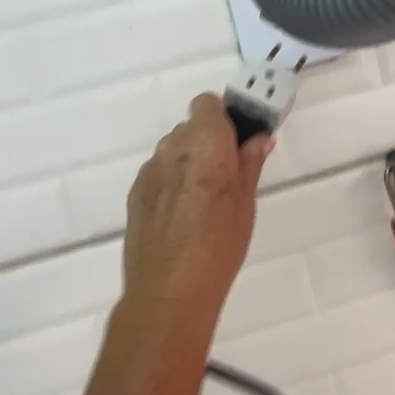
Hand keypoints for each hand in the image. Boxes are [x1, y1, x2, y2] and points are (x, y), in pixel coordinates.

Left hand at [120, 93, 274, 321]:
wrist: (169, 291)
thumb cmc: (220, 243)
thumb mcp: (246, 202)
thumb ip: (250, 163)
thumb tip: (259, 138)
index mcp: (206, 141)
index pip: (208, 103)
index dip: (222, 116)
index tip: (237, 139)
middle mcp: (173, 146)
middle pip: (191, 127)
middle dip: (209, 142)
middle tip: (228, 173)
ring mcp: (150, 170)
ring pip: (173, 151)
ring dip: (189, 162)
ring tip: (203, 201)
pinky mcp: (135, 193)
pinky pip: (159, 174)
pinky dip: (171, 183)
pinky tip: (182, 217)